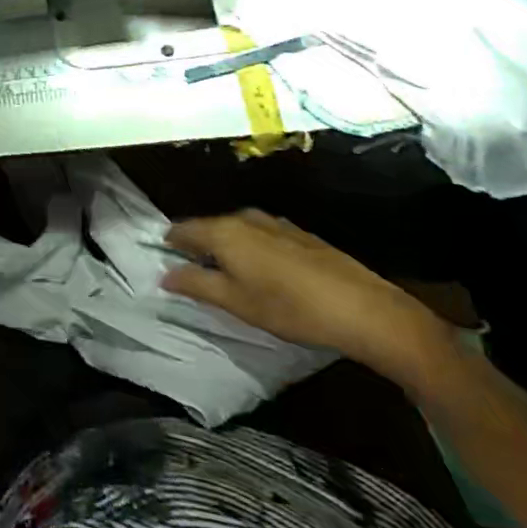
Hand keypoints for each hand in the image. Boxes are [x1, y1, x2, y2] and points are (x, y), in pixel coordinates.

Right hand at [161, 210, 452, 382]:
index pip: (182, 228)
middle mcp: (245, 218)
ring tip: (223, 274)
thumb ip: (196, 285)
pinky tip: (259, 271)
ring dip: (224, 247)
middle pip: (208, 226)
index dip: (169, 244)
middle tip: (190, 272)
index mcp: (224, 231)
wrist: (363, 309)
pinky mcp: (298, 234)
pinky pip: (258, 234)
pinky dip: (248, 248)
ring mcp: (275, 223)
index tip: (163, 260)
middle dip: (196, 245)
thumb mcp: (236, 303)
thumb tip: (165, 274)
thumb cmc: (289, 308)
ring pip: (235, 229)